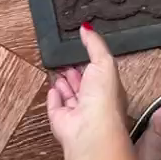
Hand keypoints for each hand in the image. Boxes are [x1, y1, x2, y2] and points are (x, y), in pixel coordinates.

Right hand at [46, 24, 126, 153]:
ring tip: (58, 70)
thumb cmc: (104, 101)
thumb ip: (95, 44)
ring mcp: (77, 114)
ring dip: (63, 83)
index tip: (82, 50)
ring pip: (69, 96)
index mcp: (109, 90)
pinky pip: (55, 107)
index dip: (90, 62)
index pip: (99, 74)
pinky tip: (52, 89)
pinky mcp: (61, 122)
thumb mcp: (104, 62)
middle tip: (66, 60)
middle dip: (74, 72)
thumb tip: (86, 28)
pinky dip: (53, 98)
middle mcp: (94, 104)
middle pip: (83, 85)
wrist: (90, 131)